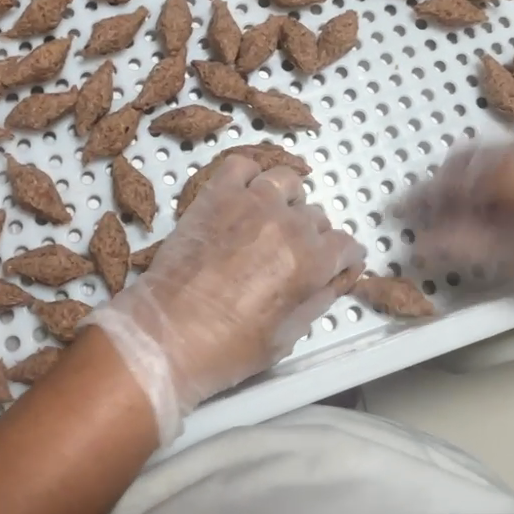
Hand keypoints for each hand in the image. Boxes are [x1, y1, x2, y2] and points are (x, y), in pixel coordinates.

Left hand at [89, 155, 362, 443]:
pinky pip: (242, 166)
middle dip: (313, 236)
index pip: (346, 245)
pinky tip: (243, 196)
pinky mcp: (217, 194)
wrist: (168, 334)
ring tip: (271, 219)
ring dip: (286, 199)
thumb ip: (317, 300)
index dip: (343, 259)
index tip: (335, 266)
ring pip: (286, 182)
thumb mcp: (288, 337)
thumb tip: (335, 279)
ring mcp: (251, 202)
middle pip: (316, 216)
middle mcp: (288, 223)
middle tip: (291, 254)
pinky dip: (248, 176)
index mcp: (311, 261)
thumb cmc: (229, 348)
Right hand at [401, 136, 513, 319]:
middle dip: (450, 187)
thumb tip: (421, 244)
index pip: (451, 178)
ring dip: (481, 181)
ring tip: (473, 213)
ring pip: (504, 157)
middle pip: (475, 160)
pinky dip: (511, 177)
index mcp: (511, 164)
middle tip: (435, 214)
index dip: (424, 198)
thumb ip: (463, 245)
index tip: (405, 213)